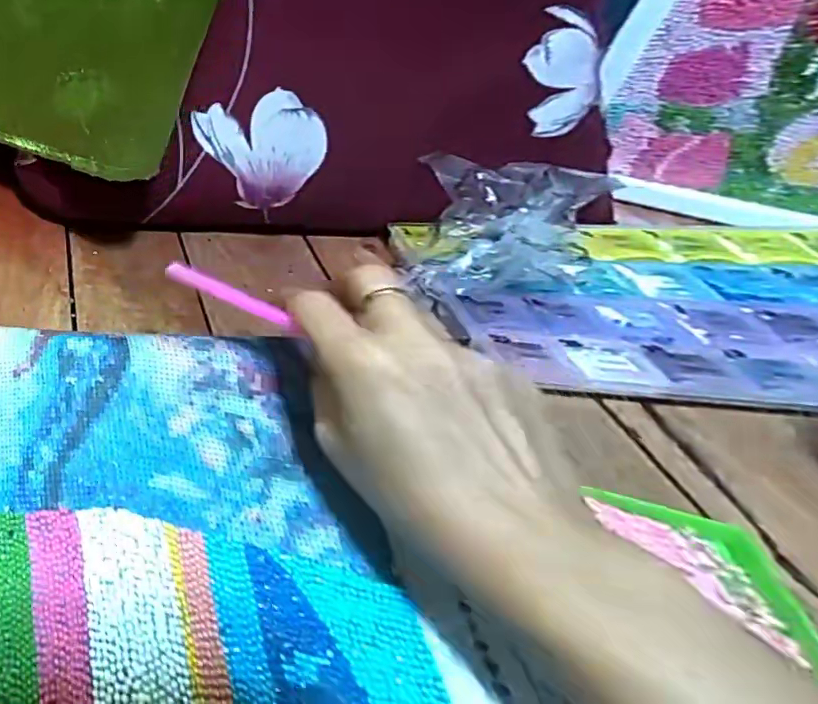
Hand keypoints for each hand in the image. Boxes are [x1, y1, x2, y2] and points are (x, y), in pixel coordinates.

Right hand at [287, 264, 594, 597]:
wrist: (522, 541)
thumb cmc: (405, 497)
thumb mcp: (335, 443)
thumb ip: (323, 387)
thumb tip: (323, 360)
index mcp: (359, 358)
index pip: (312, 301)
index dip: (296, 305)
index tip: (294, 319)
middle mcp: (410, 340)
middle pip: (371, 276)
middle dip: (349, 289)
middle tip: (347, 321)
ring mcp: (465, 351)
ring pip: (418, 318)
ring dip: (400, 335)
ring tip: (412, 384)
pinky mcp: (509, 371)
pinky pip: (460, 354)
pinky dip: (445, 370)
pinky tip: (462, 416)